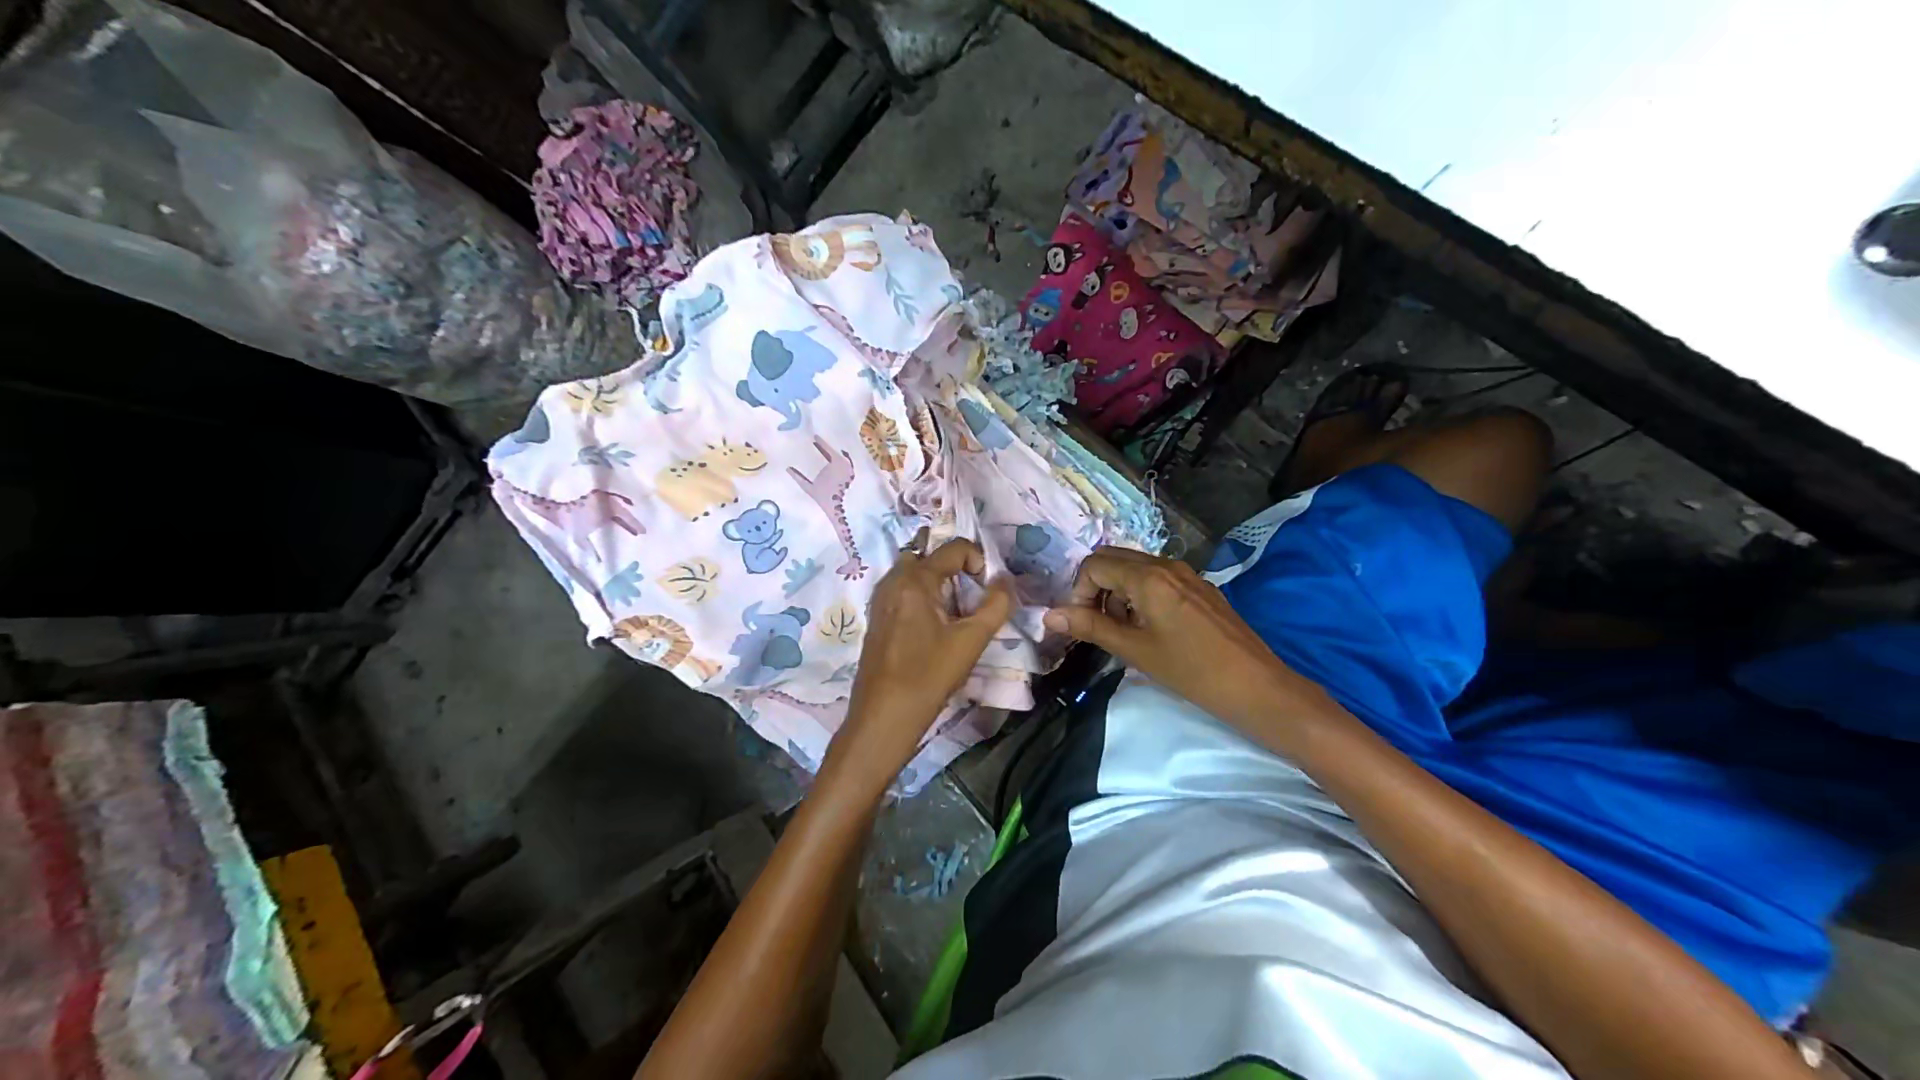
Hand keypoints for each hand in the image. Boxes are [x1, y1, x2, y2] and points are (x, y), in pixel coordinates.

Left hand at [835, 535, 1013, 778]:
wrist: (883, 717)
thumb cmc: (928, 676)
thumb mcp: (971, 641)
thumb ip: (995, 605)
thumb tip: (1006, 580)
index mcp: (915, 579)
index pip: (954, 548)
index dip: (979, 561)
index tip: (989, 589)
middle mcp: (893, 580)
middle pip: (931, 556)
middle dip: (956, 569)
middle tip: (972, 598)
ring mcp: (880, 598)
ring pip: (915, 573)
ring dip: (939, 583)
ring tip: (957, 614)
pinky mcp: (877, 617)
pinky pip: (903, 591)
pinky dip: (923, 596)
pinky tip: (935, 628)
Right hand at [1043, 546, 1297, 723]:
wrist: (1256, 686)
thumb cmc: (1190, 670)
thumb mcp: (1134, 650)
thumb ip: (1090, 627)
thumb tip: (1049, 615)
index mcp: (1147, 576)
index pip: (1094, 565)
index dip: (1079, 592)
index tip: (1082, 624)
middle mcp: (1166, 565)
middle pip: (1114, 559)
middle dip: (1096, 587)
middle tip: (1097, 624)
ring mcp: (1187, 574)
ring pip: (1136, 568)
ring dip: (1118, 591)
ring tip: (1123, 631)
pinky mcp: (1200, 587)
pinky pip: (1158, 578)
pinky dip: (1140, 595)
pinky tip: (1150, 629)